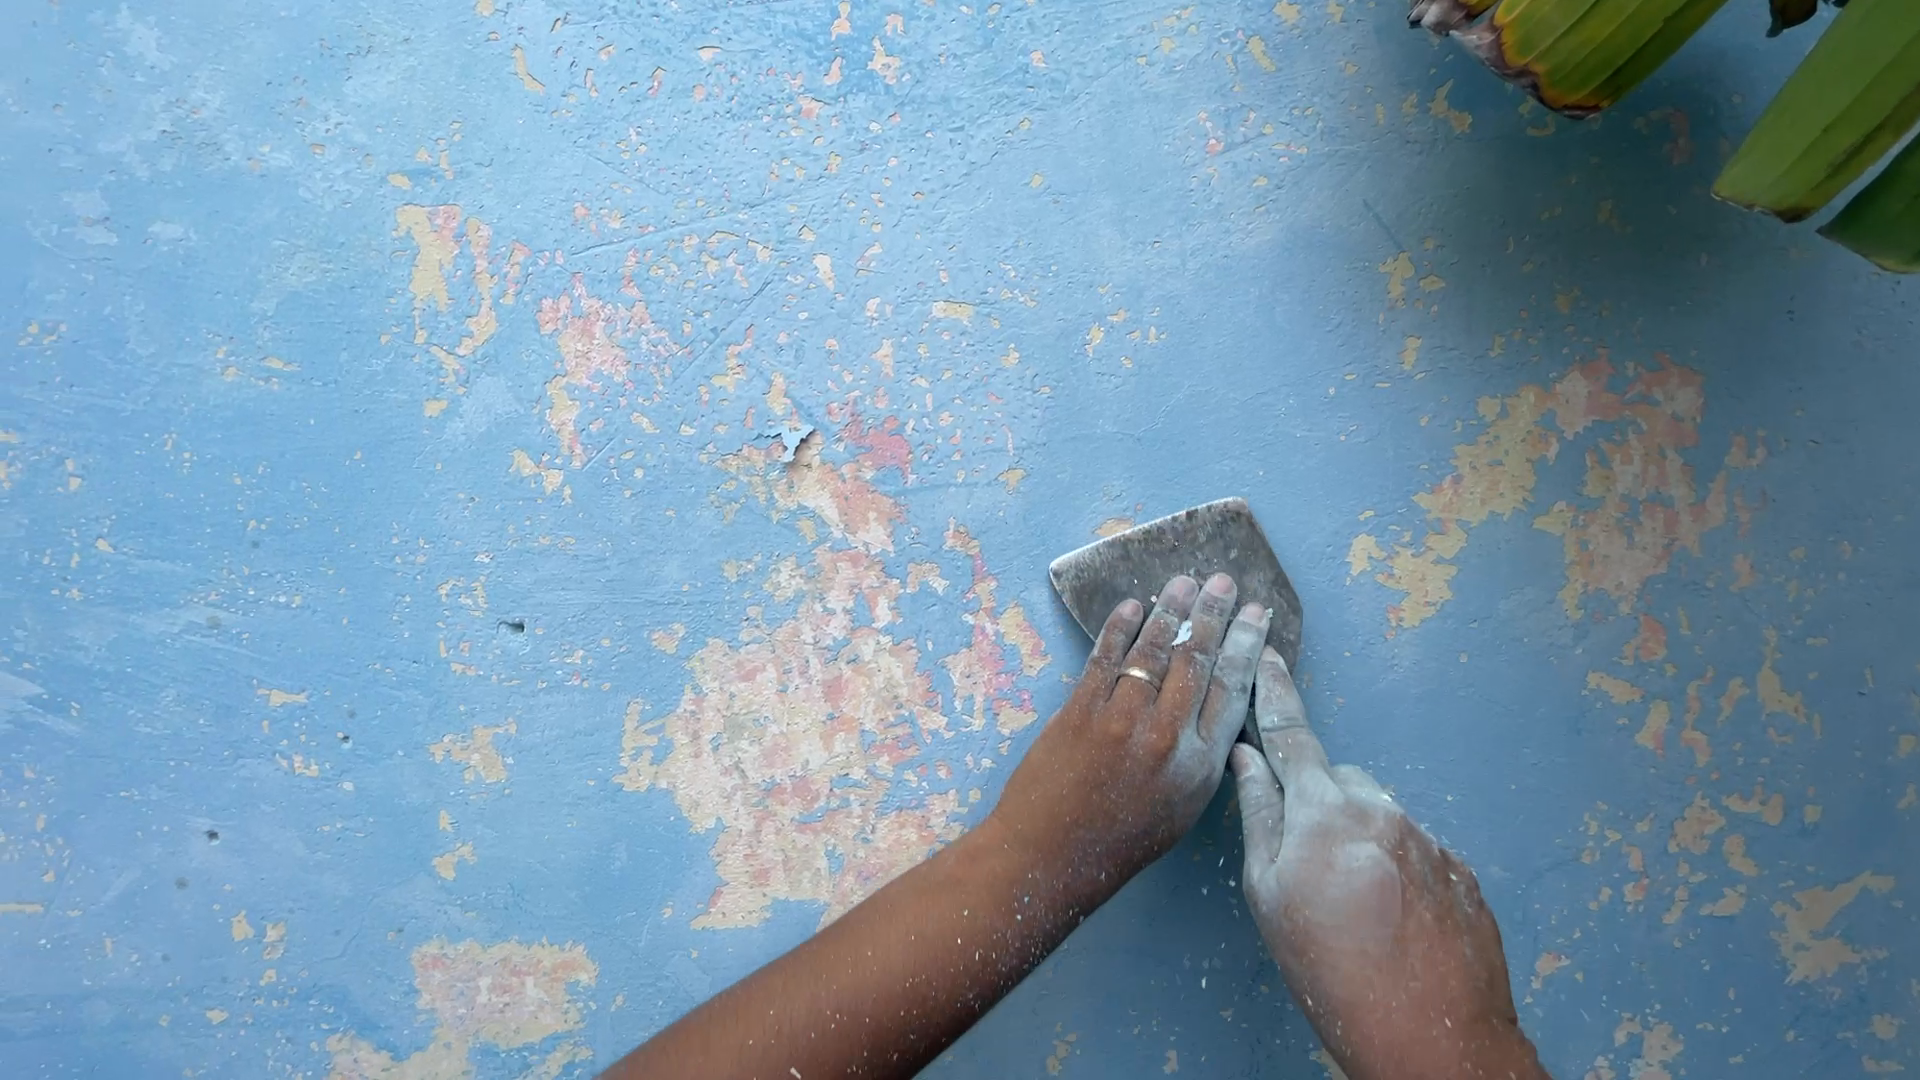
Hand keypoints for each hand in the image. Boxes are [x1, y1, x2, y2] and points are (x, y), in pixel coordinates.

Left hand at [986, 573, 1268, 904]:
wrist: (1050, 855)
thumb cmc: (1119, 841)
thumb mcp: (1180, 809)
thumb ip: (1199, 757)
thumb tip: (1208, 707)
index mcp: (1200, 765)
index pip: (1232, 691)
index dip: (1246, 646)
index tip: (1256, 614)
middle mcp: (1166, 737)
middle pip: (1198, 661)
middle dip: (1214, 615)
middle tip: (1224, 581)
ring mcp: (1121, 720)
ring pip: (1154, 652)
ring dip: (1171, 611)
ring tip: (1184, 581)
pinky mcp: (1081, 710)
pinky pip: (1105, 658)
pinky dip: (1119, 627)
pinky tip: (1131, 605)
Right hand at [1231, 650, 1546, 1079]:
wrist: (1434, 1042)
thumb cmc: (1329, 967)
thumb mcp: (1268, 892)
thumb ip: (1258, 815)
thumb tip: (1246, 760)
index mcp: (1326, 810)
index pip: (1291, 734)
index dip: (1275, 690)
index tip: (1267, 651)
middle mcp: (1383, 810)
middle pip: (1338, 777)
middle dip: (1318, 797)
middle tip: (1306, 857)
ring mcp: (1429, 839)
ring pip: (1377, 812)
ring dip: (1356, 833)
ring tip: (1352, 897)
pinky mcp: (1461, 871)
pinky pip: (1412, 844)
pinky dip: (1392, 861)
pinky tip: (1389, 912)